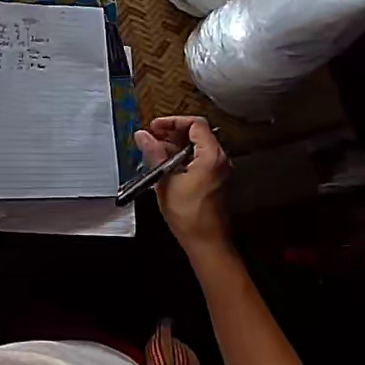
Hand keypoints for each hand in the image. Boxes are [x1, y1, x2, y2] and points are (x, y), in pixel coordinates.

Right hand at [134, 116, 230, 256]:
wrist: (207, 243)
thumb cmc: (189, 216)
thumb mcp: (166, 181)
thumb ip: (154, 154)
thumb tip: (143, 136)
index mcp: (212, 156)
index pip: (195, 124)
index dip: (172, 121)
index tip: (155, 127)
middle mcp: (221, 160)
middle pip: (198, 133)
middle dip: (173, 132)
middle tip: (152, 136)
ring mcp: (221, 170)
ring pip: (199, 146)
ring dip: (177, 144)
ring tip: (156, 150)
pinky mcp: (217, 180)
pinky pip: (201, 159)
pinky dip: (184, 156)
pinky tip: (167, 165)